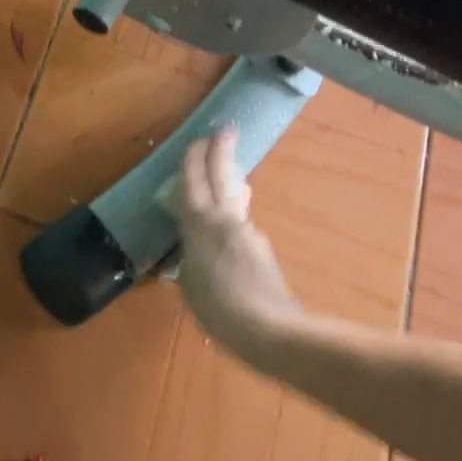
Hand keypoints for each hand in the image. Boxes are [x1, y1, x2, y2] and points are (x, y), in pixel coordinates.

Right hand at [169, 129, 303, 354]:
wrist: (272, 331)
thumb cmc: (220, 308)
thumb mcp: (190, 286)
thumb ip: (189, 261)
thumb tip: (192, 251)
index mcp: (200, 223)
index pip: (193, 182)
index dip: (193, 159)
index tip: (197, 139)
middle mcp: (225, 219)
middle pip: (222, 176)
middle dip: (221, 151)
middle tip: (224, 130)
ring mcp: (247, 233)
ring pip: (235, 196)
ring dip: (229, 179)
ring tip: (228, 171)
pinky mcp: (260, 250)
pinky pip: (240, 219)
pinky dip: (234, 210)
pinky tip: (230, 224)